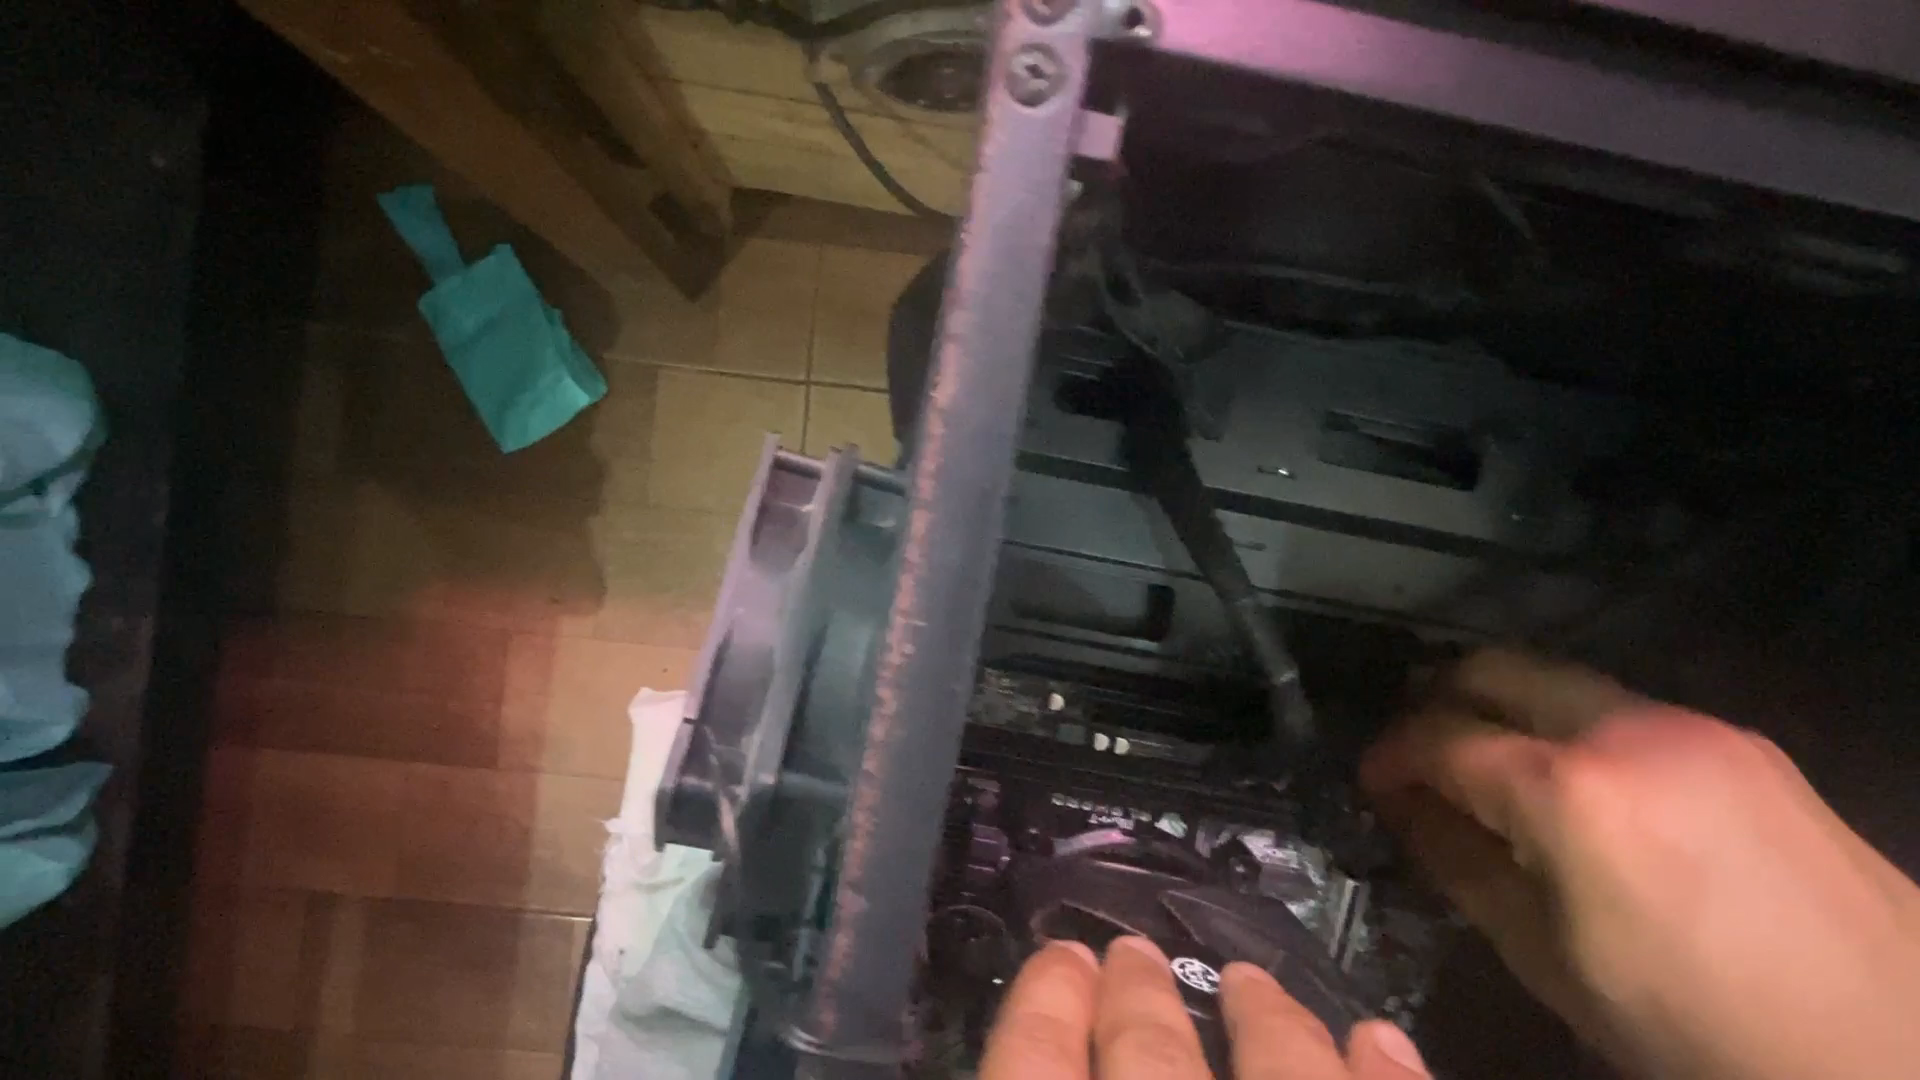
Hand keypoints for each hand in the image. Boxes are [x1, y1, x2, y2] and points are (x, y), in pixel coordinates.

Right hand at [979, 935, 1430, 1078]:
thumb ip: (1037, 1079)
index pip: (1026, 1077)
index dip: (1033, 1015)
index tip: (1053, 962)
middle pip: (1148, 1067)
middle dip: (1137, 1006)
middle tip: (1131, 954)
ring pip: (1278, 1077)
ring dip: (1265, 1027)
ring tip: (1254, 982)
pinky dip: (1383, 1079)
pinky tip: (1377, 1040)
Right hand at [1361, 649, 1919, 1079]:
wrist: (1906, 1062)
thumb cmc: (1697, 1026)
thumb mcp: (1546, 957)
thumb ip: (1456, 862)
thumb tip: (1403, 806)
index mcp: (1567, 789)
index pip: (1439, 737)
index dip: (1389, 754)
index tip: (1371, 780)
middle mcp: (1626, 730)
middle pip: (1493, 669)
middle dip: (1435, 700)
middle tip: (1415, 751)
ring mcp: (1694, 727)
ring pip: (1555, 680)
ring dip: (1502, 710)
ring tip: (1487, 766)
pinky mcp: (1741, 743)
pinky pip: (1619, 709)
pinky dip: (1566, 727)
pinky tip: (1572, 783)